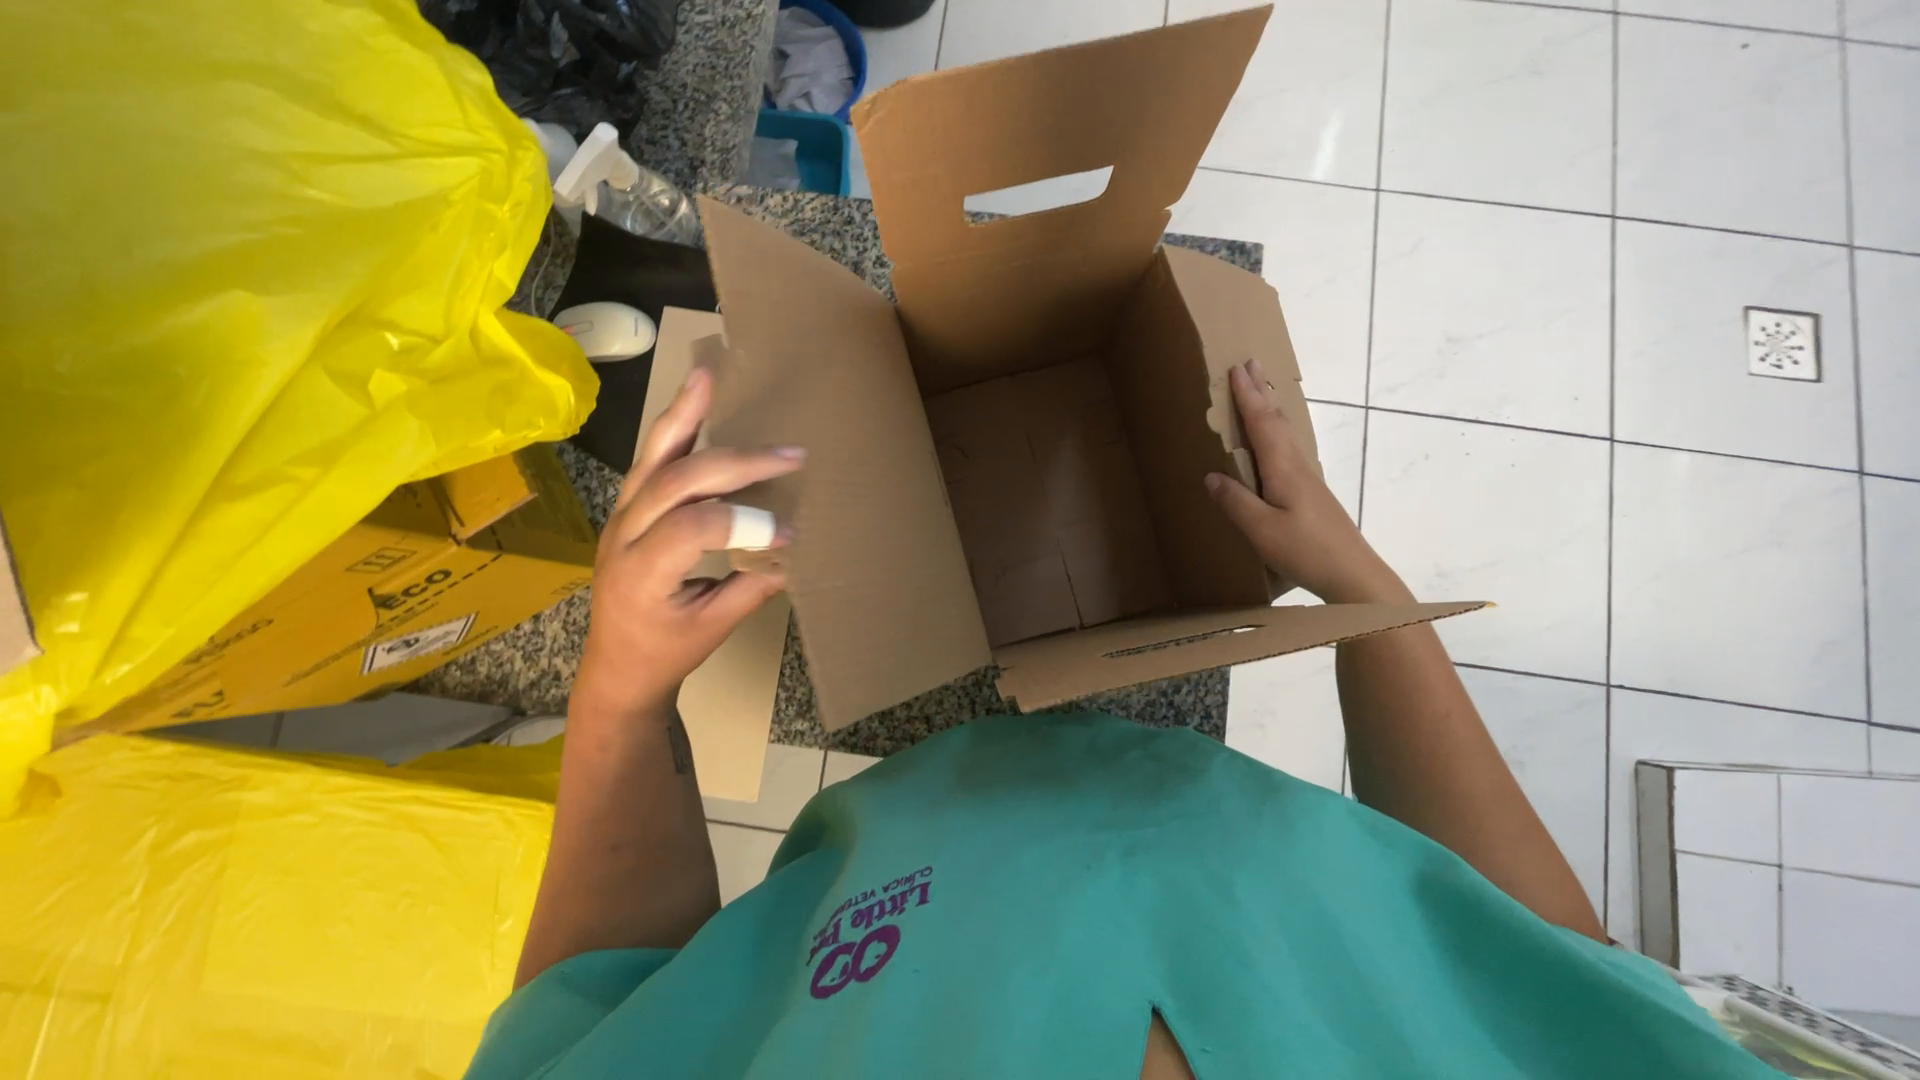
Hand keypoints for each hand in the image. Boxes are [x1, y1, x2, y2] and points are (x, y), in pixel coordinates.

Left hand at [572, 367, 804, 719]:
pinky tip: (694, 397)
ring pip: (653, 458)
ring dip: (685, 416)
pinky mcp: (627, 507)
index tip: (788, 536)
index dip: (745, 525)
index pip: (694, 529)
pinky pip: (649, 460)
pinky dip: (674, 427)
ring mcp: (619, 516)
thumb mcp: (711, 630)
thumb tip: (792, 551)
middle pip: (677, 482)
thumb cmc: (663, 653)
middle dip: (737, 464)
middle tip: (790, 456)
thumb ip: (751, 588)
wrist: (616, 666)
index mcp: (641, 574)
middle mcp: (623, 536)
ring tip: (708, 377)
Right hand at [1204, 360, 1410, 604]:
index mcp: (1283, 470)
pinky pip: (1289, 450)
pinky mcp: (1311, 495)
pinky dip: (1277, 433)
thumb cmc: (1306, 550)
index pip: (1262, 424)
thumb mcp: (1261, 530)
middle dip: (1262, 392)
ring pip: (1286, 434)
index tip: (1235, 369)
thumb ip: (1235, 502)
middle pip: (1278, 421)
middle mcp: (1298, 467)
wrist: (1353, 574)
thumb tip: (1212, 477)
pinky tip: (1276, 444)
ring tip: (1262, 392)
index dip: (1248, 396)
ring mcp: (1308, 480)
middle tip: (1252, 364)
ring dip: (1271, 410)